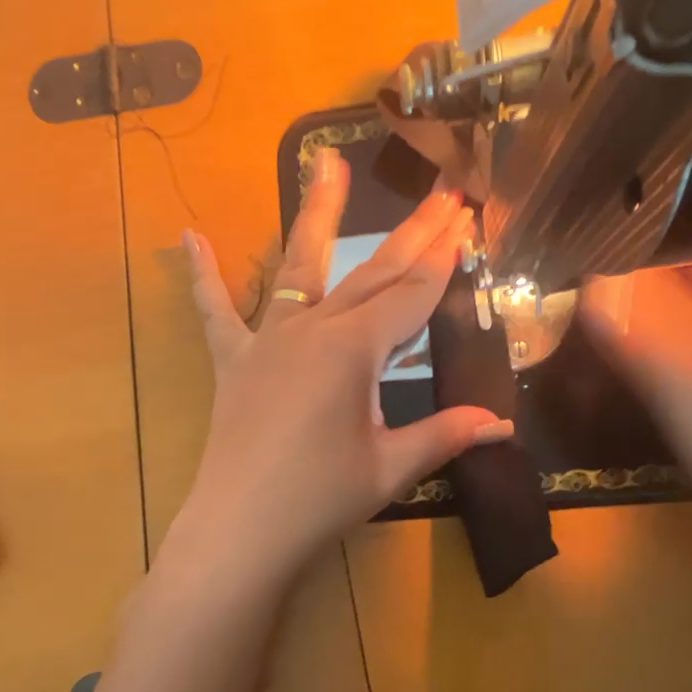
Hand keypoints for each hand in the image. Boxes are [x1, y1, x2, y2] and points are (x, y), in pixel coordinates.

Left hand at [175, 147, 512, 576]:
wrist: (240, 529)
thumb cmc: (319, 500)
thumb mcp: (389, 467)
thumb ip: (443, 435)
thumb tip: (501, 424)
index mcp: (353, 352)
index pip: (411, 297)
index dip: (443, 261)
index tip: (466, 220)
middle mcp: (311, 330)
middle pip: (371, 273)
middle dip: (411, 233)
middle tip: (442, 191)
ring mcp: (267, 341)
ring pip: (298, 268)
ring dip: (317, 214)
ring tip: (326, 161)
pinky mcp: (233, 362)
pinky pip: (216, 312)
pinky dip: (204, 276)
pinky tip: (190, 236)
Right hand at [582, 245, 691, 567]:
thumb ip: (648, 334)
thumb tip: (586, 278)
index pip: (689, 210)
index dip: (622, 221)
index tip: (560, 240)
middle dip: (627, 248)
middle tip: (556, 267)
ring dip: (643, 278)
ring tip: (577, 287)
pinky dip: (668, 302)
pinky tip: (630, 320)